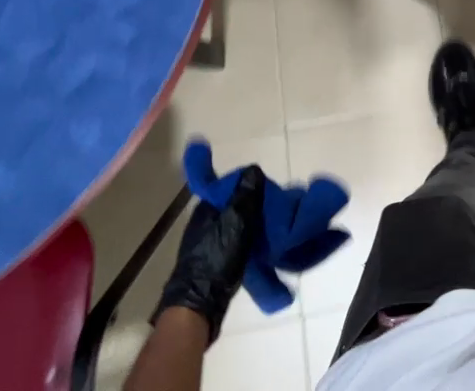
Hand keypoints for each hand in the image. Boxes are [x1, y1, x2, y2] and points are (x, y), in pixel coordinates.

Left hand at [155, 165, 264, 341]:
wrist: (199, 304)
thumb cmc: (217, 258)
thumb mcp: (235, 222)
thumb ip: (245, 195)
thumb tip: (253, 169)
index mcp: (206, 208)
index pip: (232, 186)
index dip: (251, 188)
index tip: (269, 194)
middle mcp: (204, 221)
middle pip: (234, 205)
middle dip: (254, 207)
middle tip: (275, 214)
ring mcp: (206, 242)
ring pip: (236, 225)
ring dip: (252, 226)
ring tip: (272, 231)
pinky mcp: (212, 261)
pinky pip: (235, 242)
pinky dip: (248, 242)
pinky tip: (261, 249)